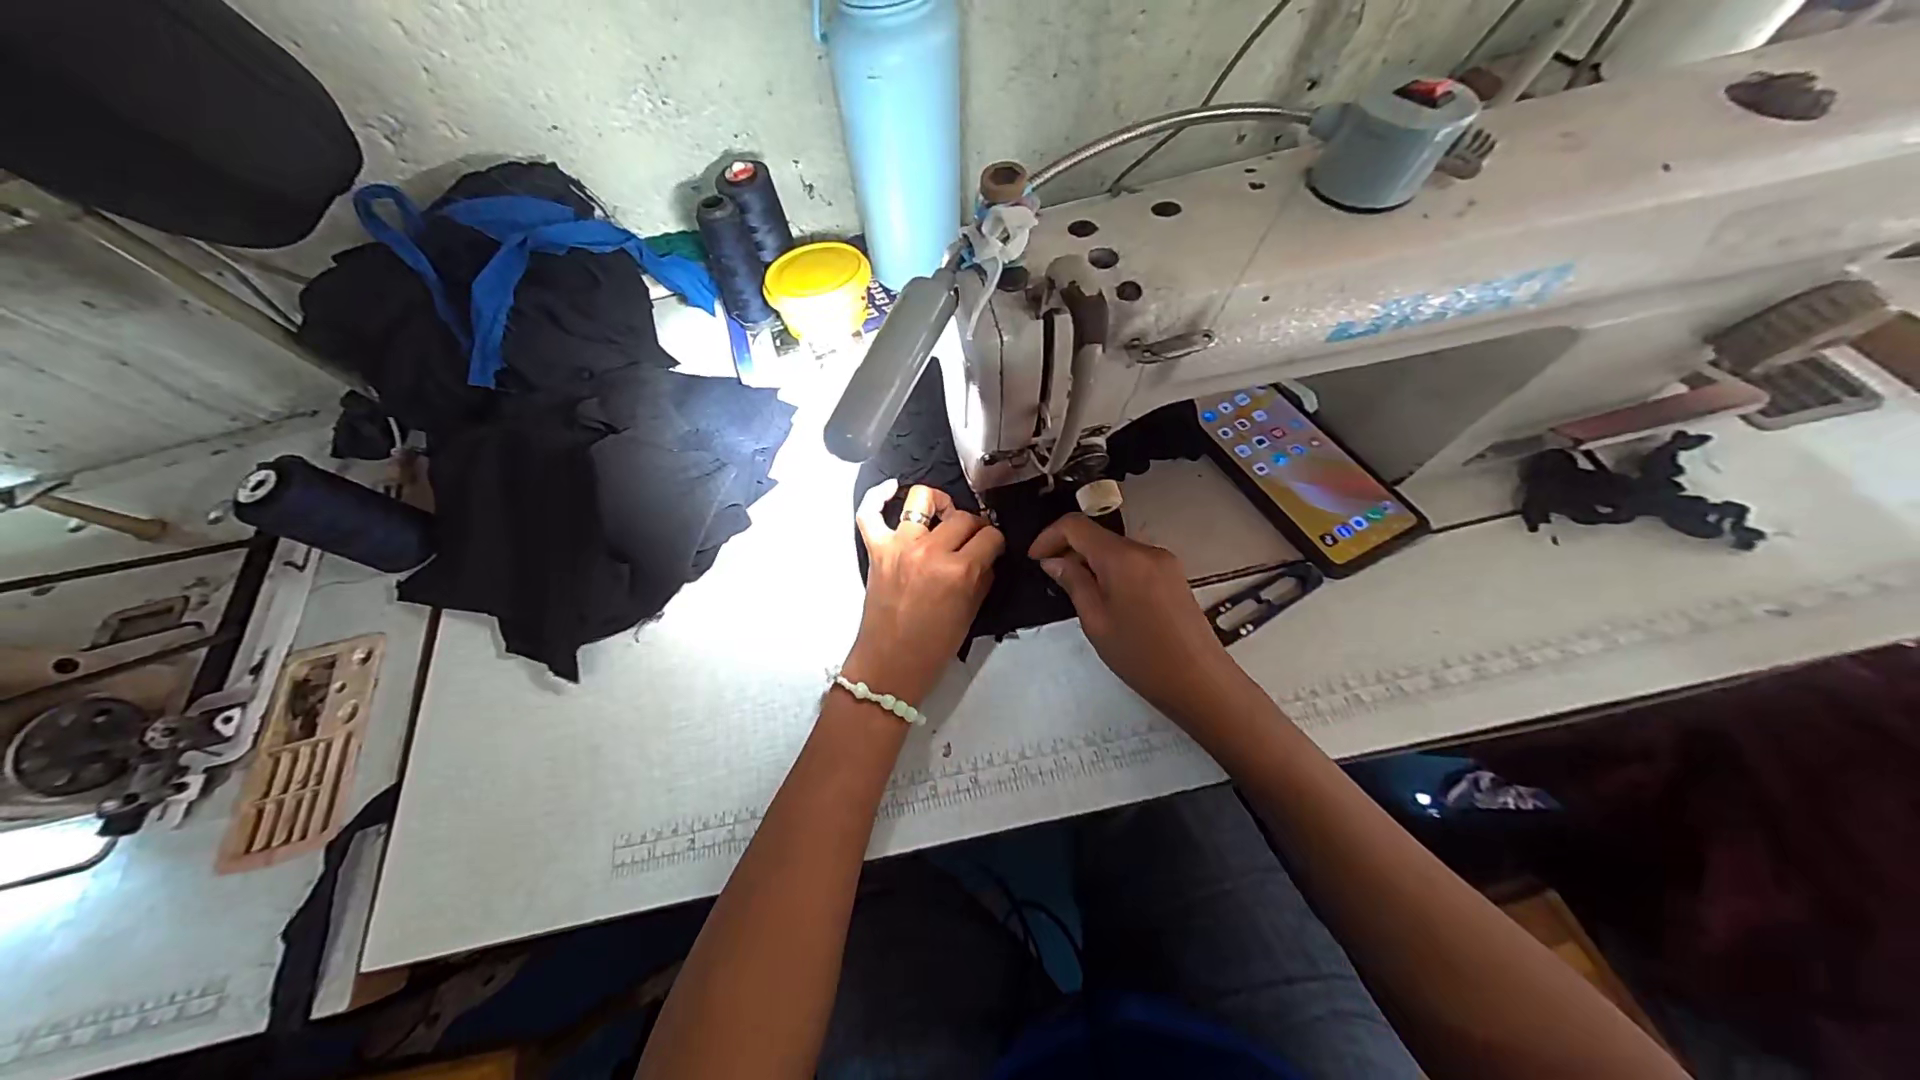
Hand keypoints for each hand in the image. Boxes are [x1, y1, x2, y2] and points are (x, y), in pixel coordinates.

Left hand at [845, 481, 1004, 704]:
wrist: (891, 664)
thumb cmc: (933, 646)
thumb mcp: (971, 612)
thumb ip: (983, 577)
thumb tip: (988, 556)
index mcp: (959, 571)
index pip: (990, 537)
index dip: (996, 541)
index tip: (994, 547)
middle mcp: (930, 552)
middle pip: (962, 517)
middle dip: (975, 526)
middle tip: (973, 539)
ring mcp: (900, 547)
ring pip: (922, 500)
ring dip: (939, 503)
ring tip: (944, 515)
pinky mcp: (877, 550)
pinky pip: (870, 512)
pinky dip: (879, 496)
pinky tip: (893, 490)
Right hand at [1028, 514, 1236, 715]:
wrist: (1199, 680)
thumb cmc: (1142, 656)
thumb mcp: (1096, 621)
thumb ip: (1073, 583)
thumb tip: (1054, 561)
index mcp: (1123, 557)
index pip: (1076, 525)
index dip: (1049, 536)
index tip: (1035, 558)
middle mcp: (1146, 550)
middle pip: (1098, 535)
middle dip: (1070, 550)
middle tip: (1052, 579)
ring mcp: (1164, 561)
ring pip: (1115, 548)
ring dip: (1091, 562)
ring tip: (1079, 593)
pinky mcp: (1173, 575)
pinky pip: (1133, 561)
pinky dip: (1112, 570)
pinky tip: (1107, 599)